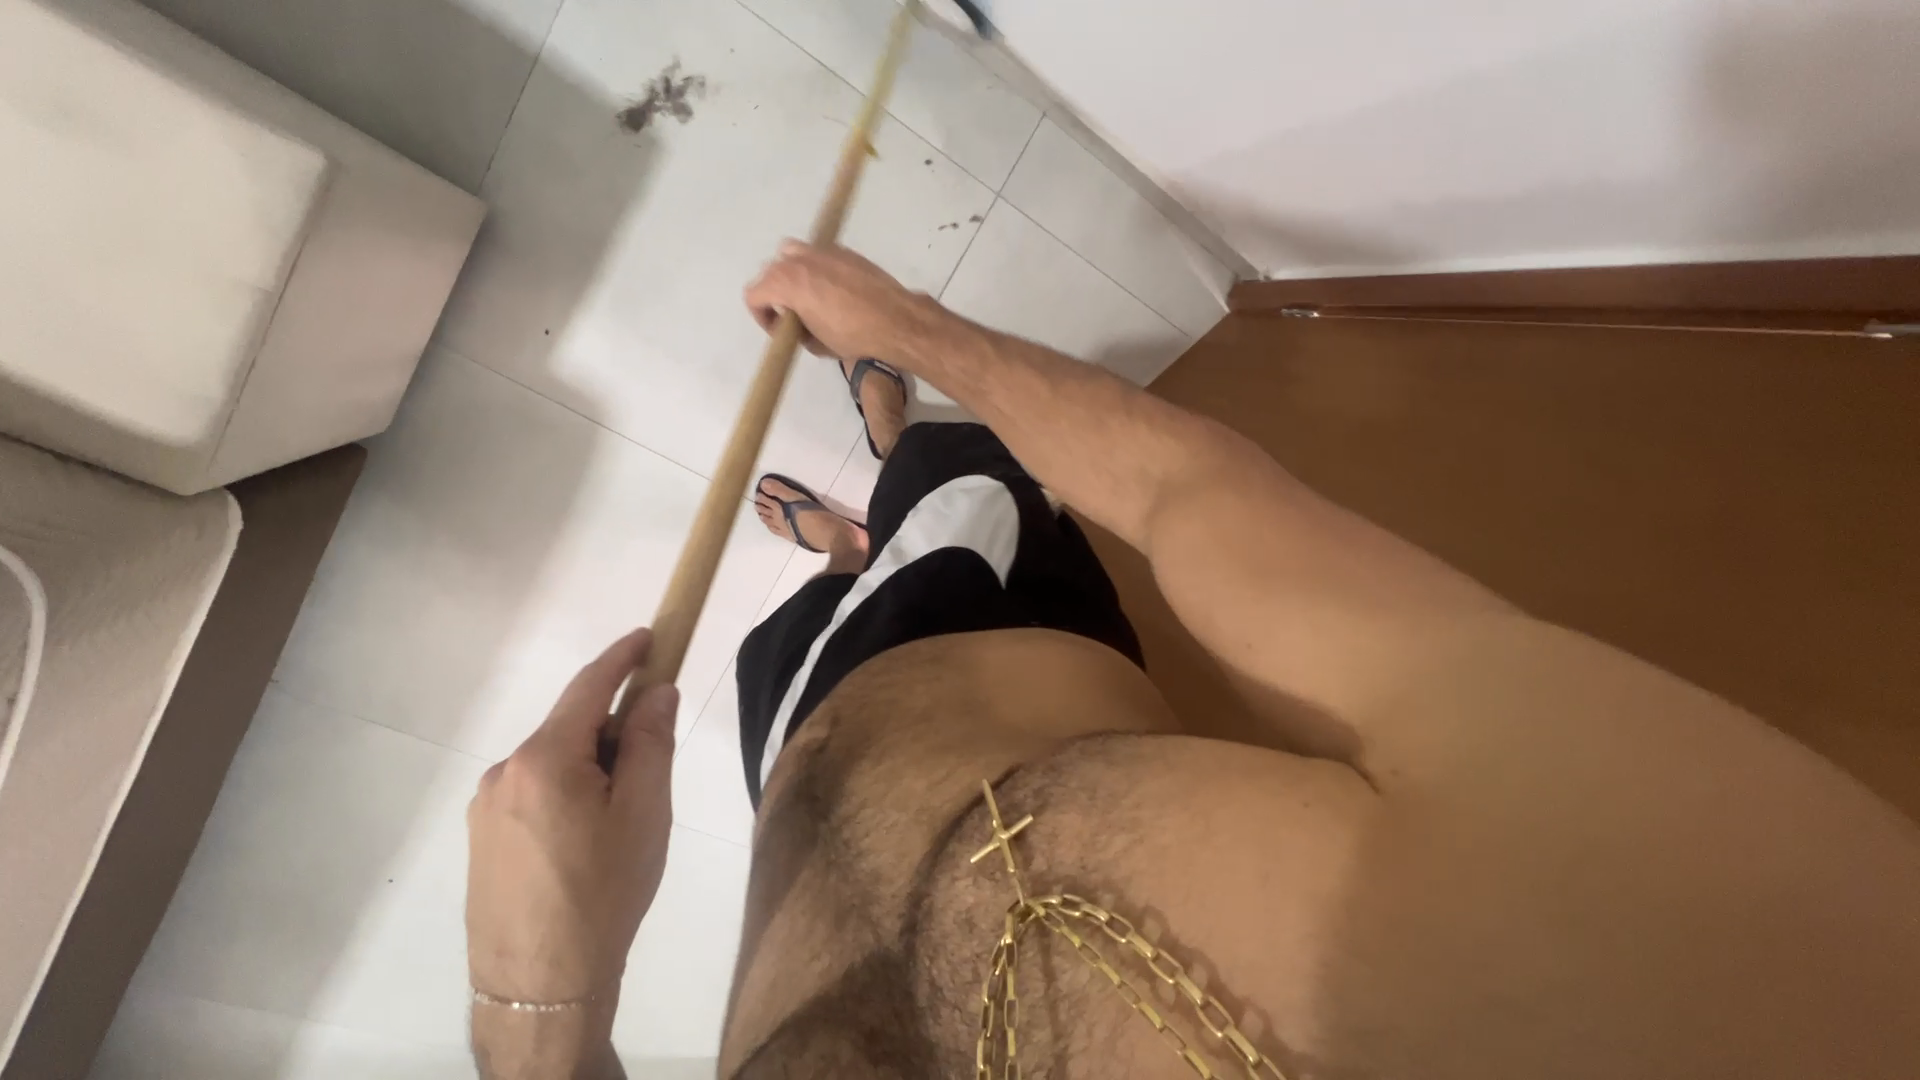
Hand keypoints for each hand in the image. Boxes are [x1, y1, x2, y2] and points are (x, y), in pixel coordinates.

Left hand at [467, 628, 678, 1005]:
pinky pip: (532, 793)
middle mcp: (504, 772)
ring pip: (551, 763)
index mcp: (544, 759)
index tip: (649, 636)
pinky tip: (587, 840)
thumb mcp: (644, 811)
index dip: (622, 657)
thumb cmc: (605, 890)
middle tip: (652, 761)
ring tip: (621, 818)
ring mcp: (484, 808)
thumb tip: (656, 691)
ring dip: (589, 765)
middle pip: (570, 726)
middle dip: (612, 727)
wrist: (541, 988)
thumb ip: (649, 742)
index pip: (589, 687)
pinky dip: (566, 792)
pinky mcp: (480, 841)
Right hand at [743, 239, 952, 367]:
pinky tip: (834, 290)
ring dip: (792, 273)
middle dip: (775, 294)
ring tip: (809, 296)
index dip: (761, 315)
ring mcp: (822, 251)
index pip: (753, 294)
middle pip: (770, 271)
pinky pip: (818, 254)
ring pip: (791, 254)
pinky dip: (817, 268)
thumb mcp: (817, 343)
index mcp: (785, 282)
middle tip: (792, 316)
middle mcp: (798, 260)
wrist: (895, 320)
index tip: (778, 329)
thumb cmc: (853, 336)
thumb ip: (797, 330)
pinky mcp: (843, 251)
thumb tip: (798, 326)